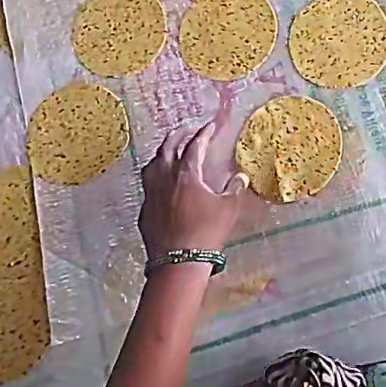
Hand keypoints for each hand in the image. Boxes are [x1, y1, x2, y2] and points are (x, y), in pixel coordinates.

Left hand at [139, 116, 249, 258]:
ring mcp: (151, 192)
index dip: (204, 133)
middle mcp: (165, 177)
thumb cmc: (207, 231)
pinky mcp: (145, 207)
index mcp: (187, 173)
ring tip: (172, 150)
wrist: (178, 261)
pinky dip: (158, 174)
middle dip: (180, 134)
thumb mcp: (228, 209)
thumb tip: (240, 176)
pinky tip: (164, 181)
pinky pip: (149, 182)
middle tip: (190, 130)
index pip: (195, 145)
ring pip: (153, 162)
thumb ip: (234, 188)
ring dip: (164, 151)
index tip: (211, 125)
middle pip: (168, 146)